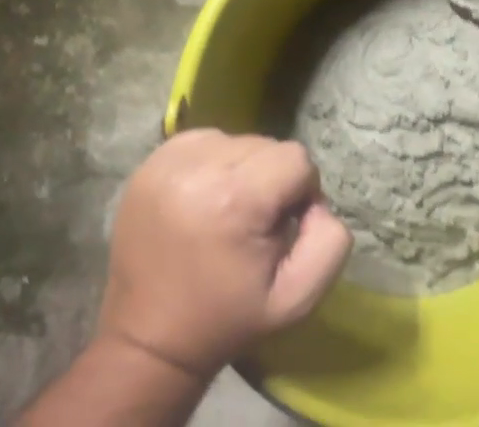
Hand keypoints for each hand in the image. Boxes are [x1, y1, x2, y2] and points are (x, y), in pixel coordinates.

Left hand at [97, 130, 352, 380]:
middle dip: (271, 179)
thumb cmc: (228, 318)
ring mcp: (167, 163)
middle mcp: (198, 169)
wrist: (149, 339)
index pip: (296, 159)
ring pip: (236, 140)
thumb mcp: (298, 297)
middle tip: (253, 223)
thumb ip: (330, 241)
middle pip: (266, 145)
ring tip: (226, 210)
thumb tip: (314, 202)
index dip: (300, 193)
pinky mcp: (148, 165)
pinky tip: (204, 197)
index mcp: (235, 199)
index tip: (281, 228)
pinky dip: (213, 163)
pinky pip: (202, 142)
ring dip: (242, 169)